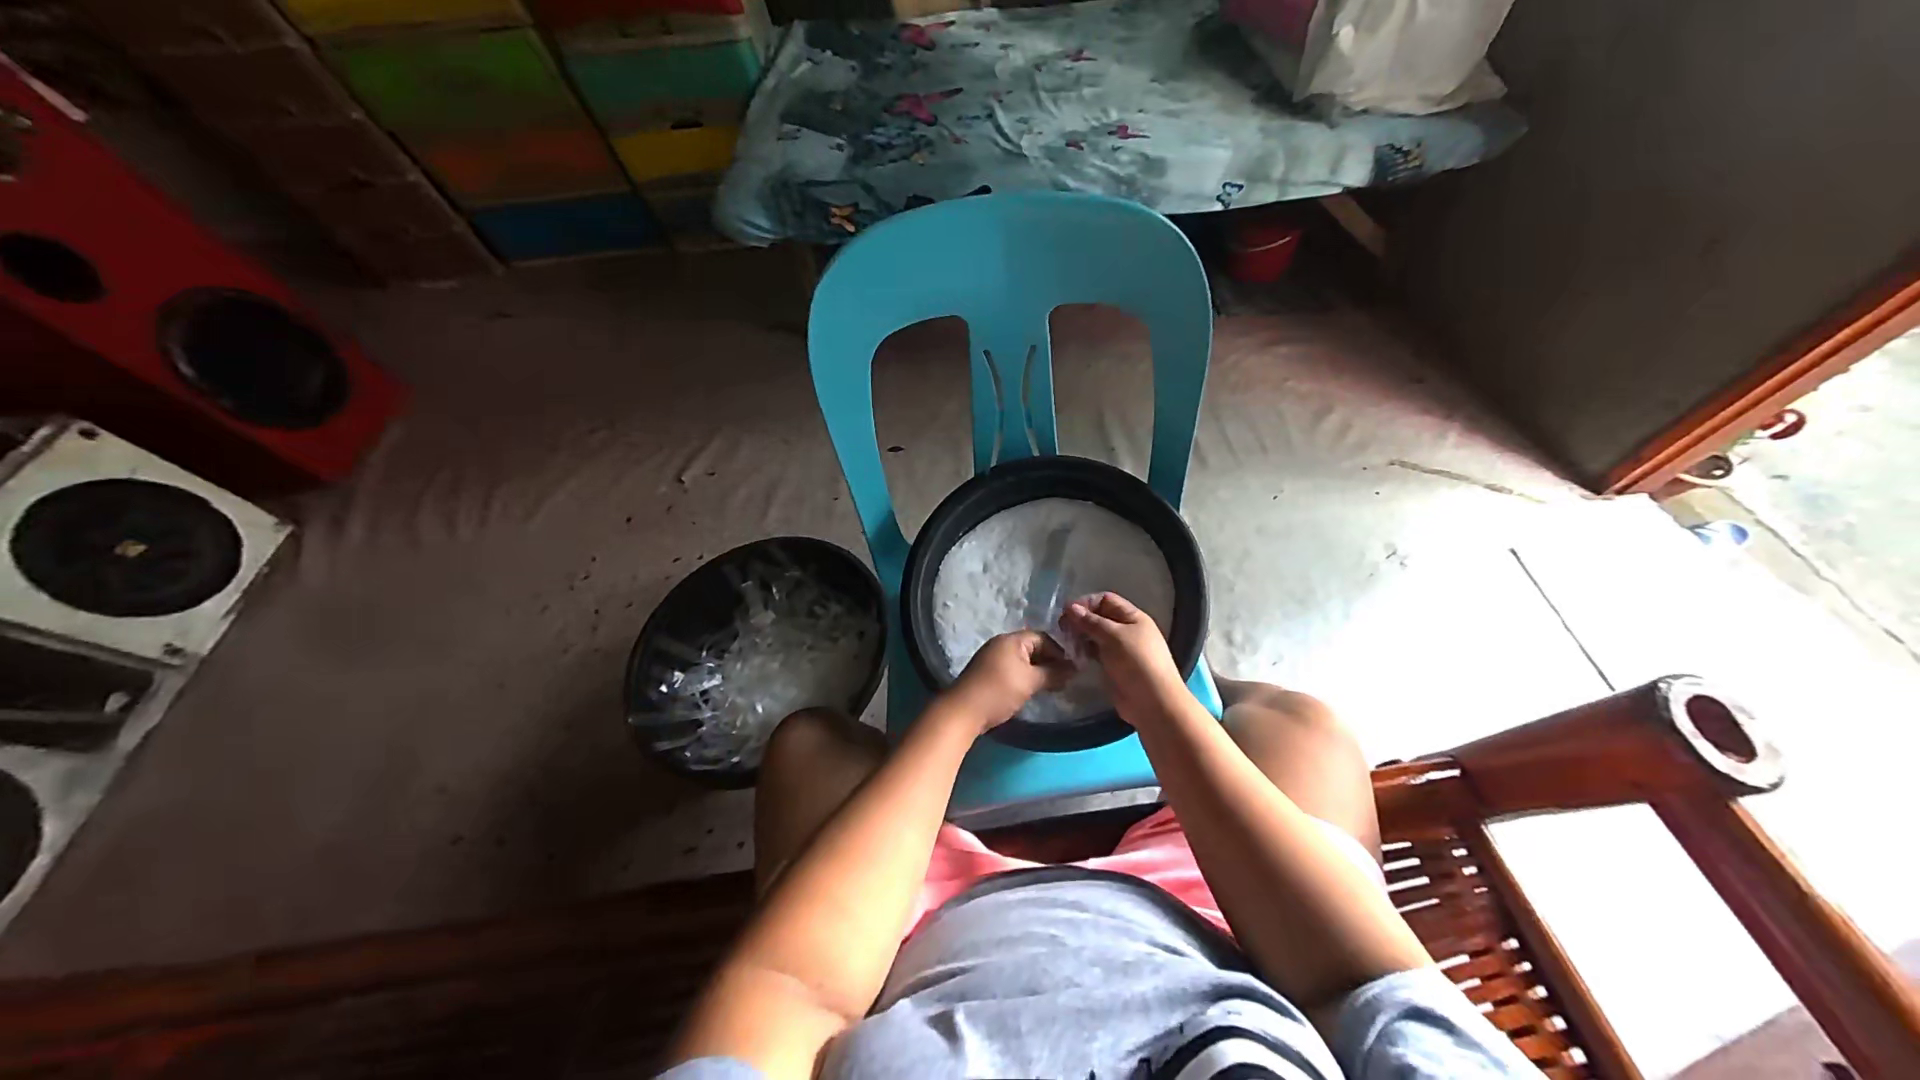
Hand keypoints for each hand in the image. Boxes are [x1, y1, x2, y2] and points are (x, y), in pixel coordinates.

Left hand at [947, 630, 1073, 731]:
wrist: (963, 711)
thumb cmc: (999, 691)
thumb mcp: (1030, 681)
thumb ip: (1053, 673)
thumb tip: (1073, 668)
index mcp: (1011, 640)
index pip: (1043, 638)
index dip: (1059, 652)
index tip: (1072, 670)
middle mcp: (1001, 644)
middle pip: (1032, 648)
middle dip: (1050, 662)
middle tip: (1064, 680)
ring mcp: (992, 659)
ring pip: (1022, 661)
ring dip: (1038, 672)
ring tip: (1051, 688)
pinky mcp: (987, 674)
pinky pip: (1013, 670)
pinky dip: (1025, 678)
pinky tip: (1032, 691)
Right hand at [1060, 593, 1187, 726]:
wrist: (1153, 702)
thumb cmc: (1137, 662)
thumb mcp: (1114, 636)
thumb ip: (1091, 621)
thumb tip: (1070, 607)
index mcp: (1133, 617)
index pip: (1106, 600)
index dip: (1086, 603)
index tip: (1066, 612)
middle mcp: (1126, 630)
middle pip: (1099, 618)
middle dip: (1080, 620)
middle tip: (1061, 629)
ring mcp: (1119, 650)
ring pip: (1095, 636)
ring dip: (1080, 637)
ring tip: (1064, 643)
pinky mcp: (1113, 667)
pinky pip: (1095, 654)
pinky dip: (1084, 652)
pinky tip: (1072, 655)